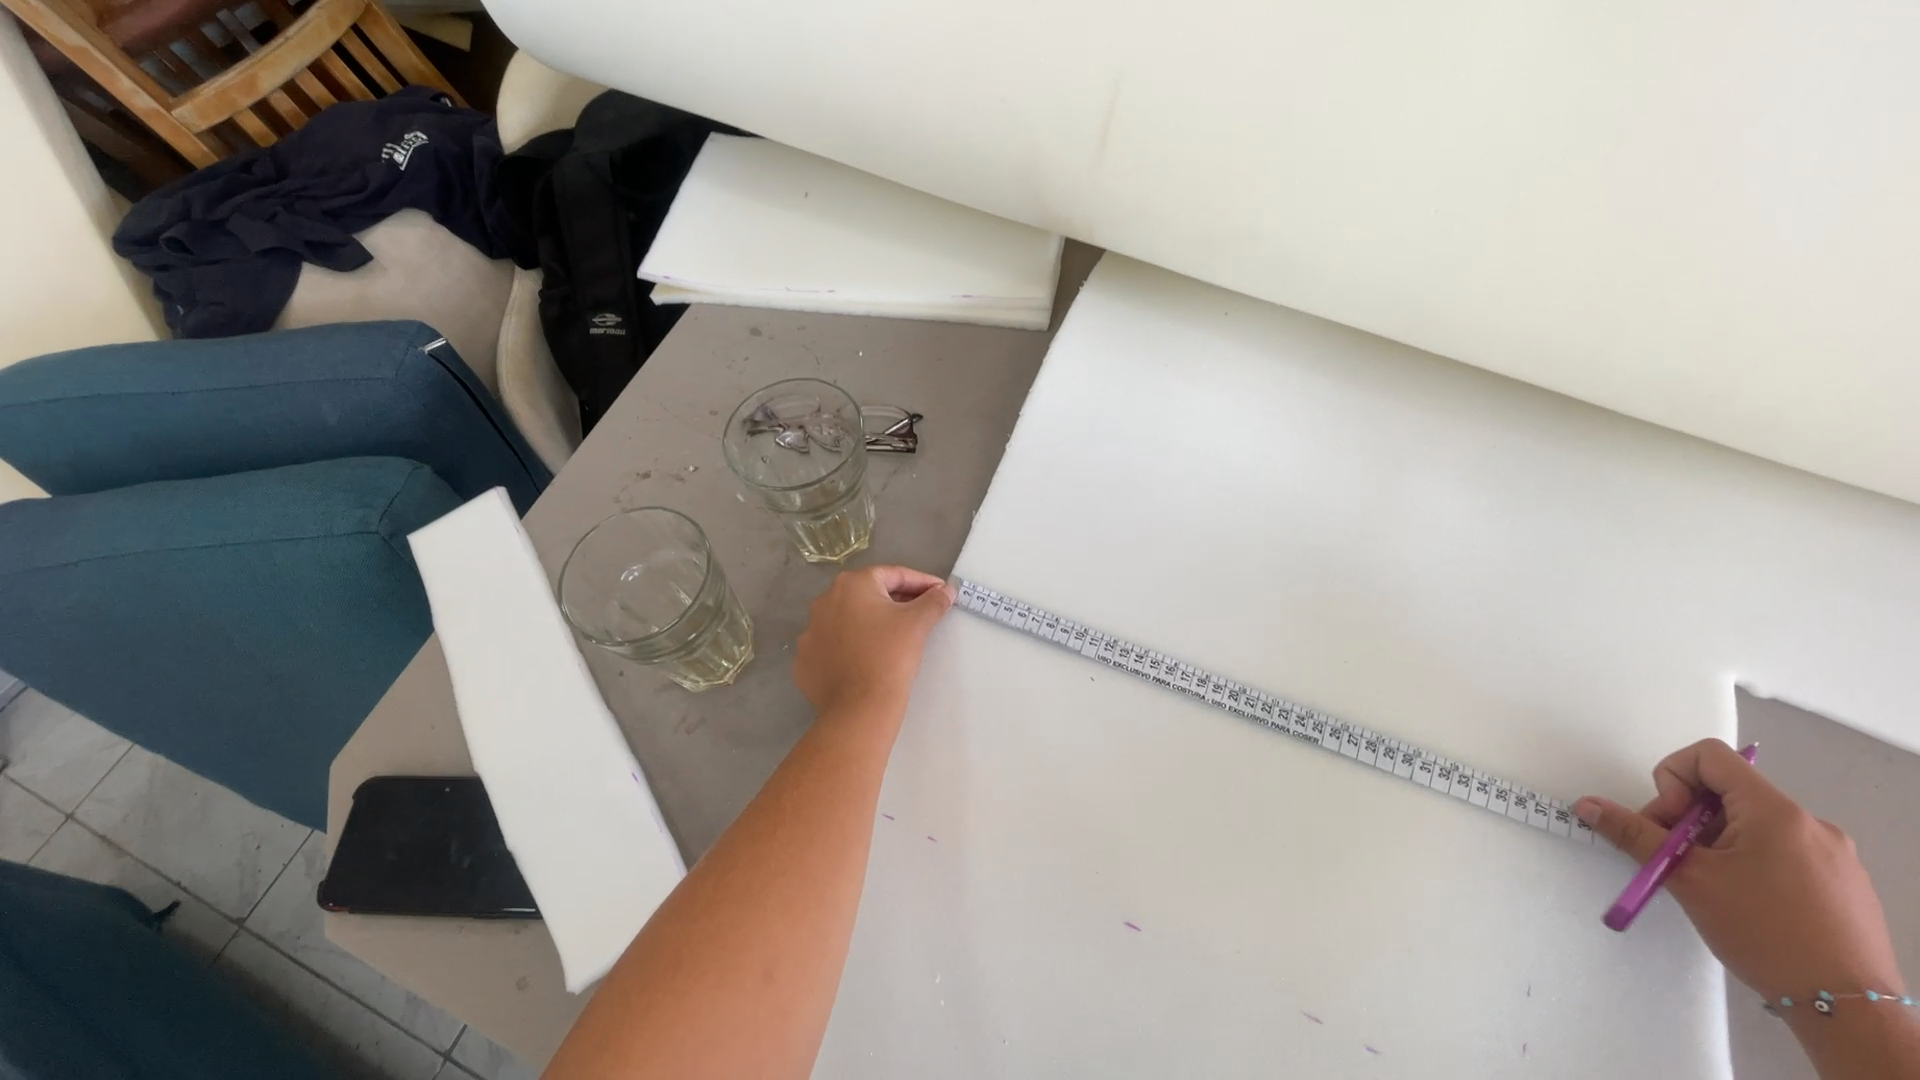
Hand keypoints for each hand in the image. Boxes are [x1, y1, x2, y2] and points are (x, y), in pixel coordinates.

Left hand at [793, 566, 954, 715]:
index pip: (893, 575)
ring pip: (848, 621)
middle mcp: (824, 601)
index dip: (921, 582)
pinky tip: (866, 660)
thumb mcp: (918, 623)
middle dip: (896, 601)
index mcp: (852, 585)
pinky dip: (851, 648)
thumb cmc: (891, 656)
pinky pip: (833, 646)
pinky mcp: (805, 660)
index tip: (939, 592)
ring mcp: (810, 632)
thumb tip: (946, 591)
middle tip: (920, 613)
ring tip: (892, 639)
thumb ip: (934, 601)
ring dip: (870, 624)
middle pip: (868, 595)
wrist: (860, 708)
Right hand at [1575, 740, 1902, 1001]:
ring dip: (1712, 841)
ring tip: (1708, 885)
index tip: (1668, 823)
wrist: (1849, 1007)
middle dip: (1685, 817)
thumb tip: (1587, 805)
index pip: (1710, 756)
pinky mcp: (1841, 881)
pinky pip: (1778, 849)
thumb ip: (1634, 835)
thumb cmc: (1764, 931)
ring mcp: (1832, 853)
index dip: (1673, 778)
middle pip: (1727, 792)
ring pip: (1750, 824)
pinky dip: (1745, 861)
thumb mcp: (1688, 878)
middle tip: (1674, 859)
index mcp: (1776, 812)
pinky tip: (1745, 902)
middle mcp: (1809, 823)